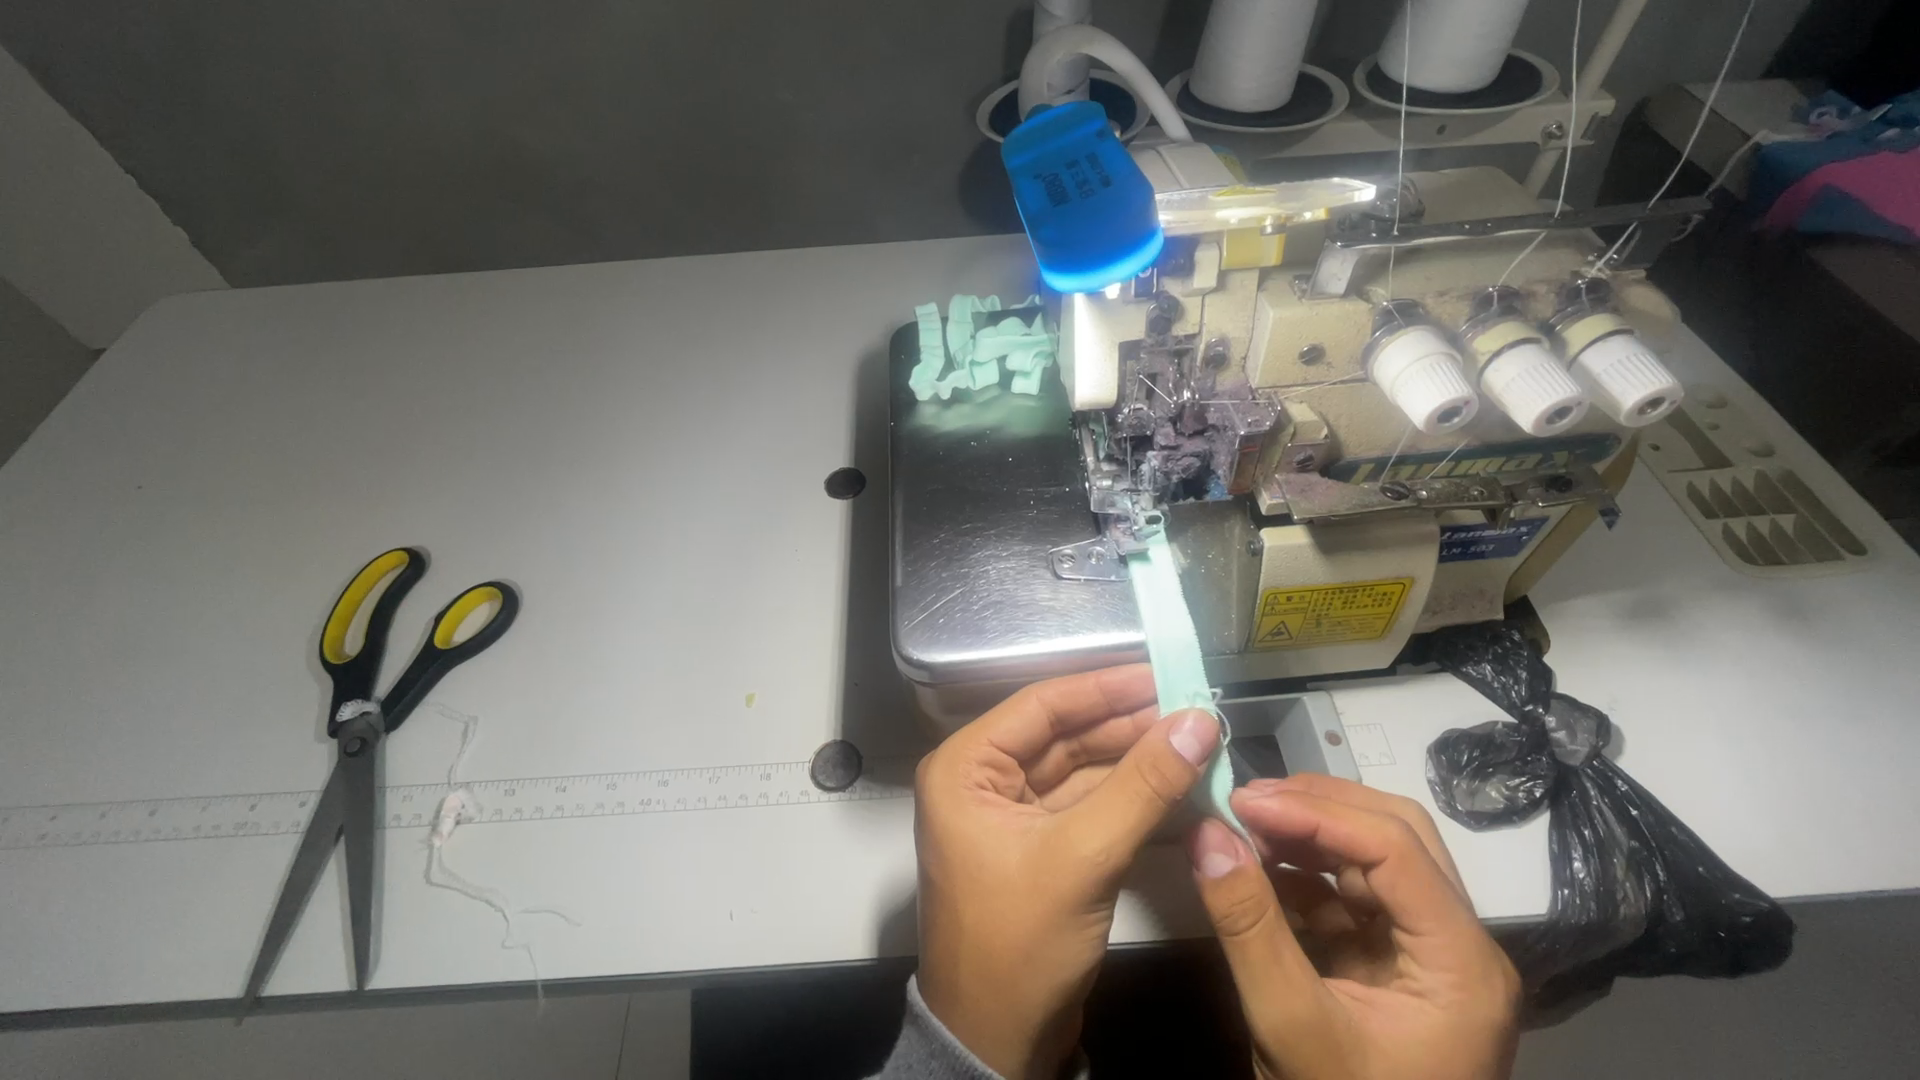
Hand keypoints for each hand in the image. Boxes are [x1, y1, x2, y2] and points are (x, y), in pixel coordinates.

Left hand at [914, 664, 1219, 1079]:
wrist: (997, 1042)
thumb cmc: (1018, 944)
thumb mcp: (1082, 857)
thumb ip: (1142, 786)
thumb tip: (1197, 721)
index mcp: (967, 767)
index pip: (1043, 705)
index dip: (1107, 687)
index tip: (1166, 672)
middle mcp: (984, 781)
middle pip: (1066, 735)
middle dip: (1129, 724)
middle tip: (1194, 710)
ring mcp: (1013, 816)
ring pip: (1083, 770)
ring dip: (1136, 760)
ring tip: (1197, 743)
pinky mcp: (1042, 848)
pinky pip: (1090, 806)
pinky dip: (1132, 798)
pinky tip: (1179, 786)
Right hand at [1188, 774, 1519, 1079]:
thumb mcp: (1288, 1024)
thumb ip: (1248, 924)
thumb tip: (1205, 832)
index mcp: (1461, 961)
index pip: (1396, 849)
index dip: (1315, 812)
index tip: (1241, 800)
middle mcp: (1458, 943)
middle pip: (1397, 837)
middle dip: (1317, 808)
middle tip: (1244, 802)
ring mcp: (1426, 951)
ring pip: (1373, 857)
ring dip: (1307, 833)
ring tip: (1242, 826)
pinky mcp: (1390, 961)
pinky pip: (1349, 893)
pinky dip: (1300, 871)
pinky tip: (1255, 865)